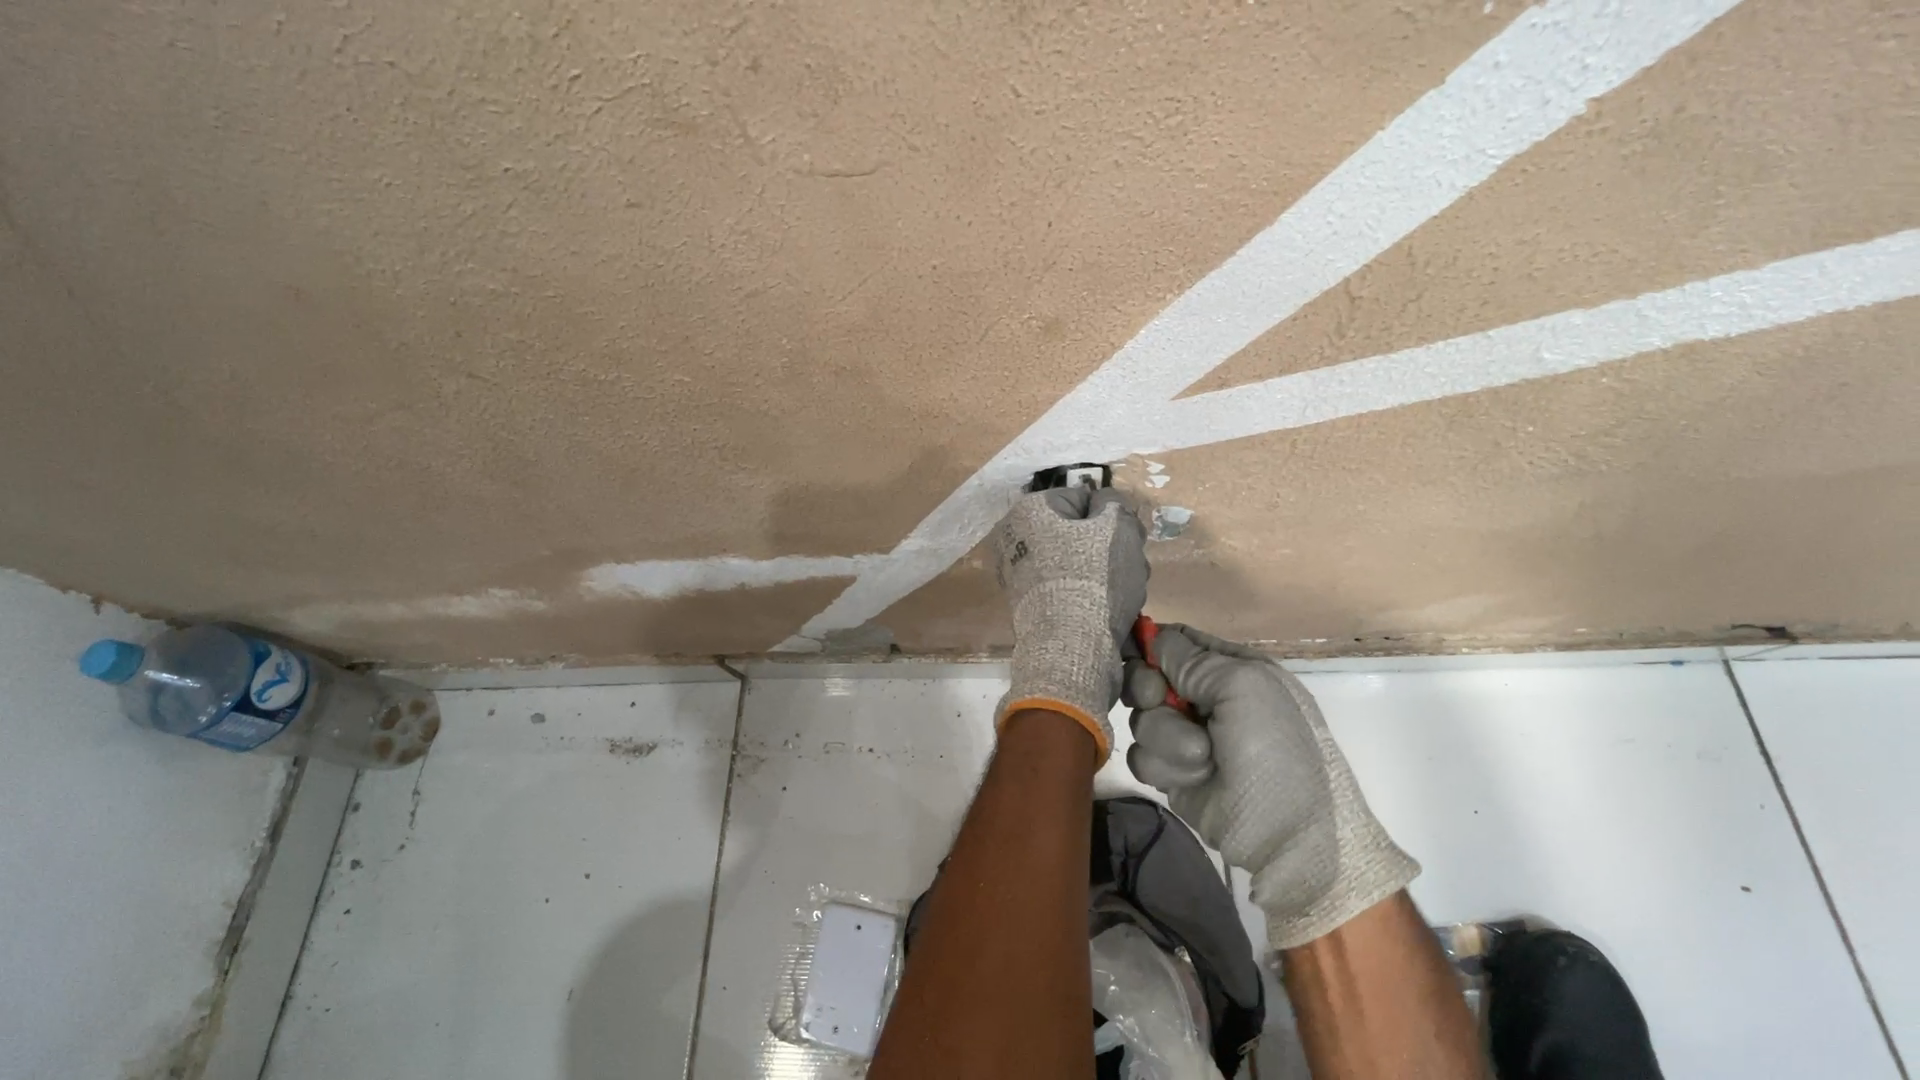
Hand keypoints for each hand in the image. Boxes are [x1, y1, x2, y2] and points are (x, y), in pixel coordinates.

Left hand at [992, 485, 1147, 763]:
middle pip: (1082, 531)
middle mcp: (1017, 538)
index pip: (1084, 497)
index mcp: (1030, 510)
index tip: (1130, 536)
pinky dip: (1092, 595)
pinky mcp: (1033, 605)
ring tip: (1125, 592)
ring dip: (1108, 572)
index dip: (1114, 515)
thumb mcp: (1118, 527)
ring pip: (1080, 561)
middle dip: (1112, 546)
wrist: (1072, 647)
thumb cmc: (1096, 578)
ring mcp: (1022, 574)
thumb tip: (1106, 504)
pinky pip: (1071, 588)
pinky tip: (1110, 610)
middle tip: (1130, 565)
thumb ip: (1116, 505)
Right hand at [1124, 625, 1417, 948]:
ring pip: (1142, 718)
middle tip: (1161, 702)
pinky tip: (1193, 779)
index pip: (1176, 641)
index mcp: (1231, 668)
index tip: (1142, 657)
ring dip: (1167, 738)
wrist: (1287, 834)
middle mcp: (1206, 697)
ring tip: (1203, 758)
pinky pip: (1142, 755)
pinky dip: (1165, 768)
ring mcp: (1187, 736)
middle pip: (1147, 677)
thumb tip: (1154, 638)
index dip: (1151, 646)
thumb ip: (1192, 658)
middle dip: (1150, 691)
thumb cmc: (1274, 749)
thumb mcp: (1243, 687)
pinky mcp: (1173, 772)